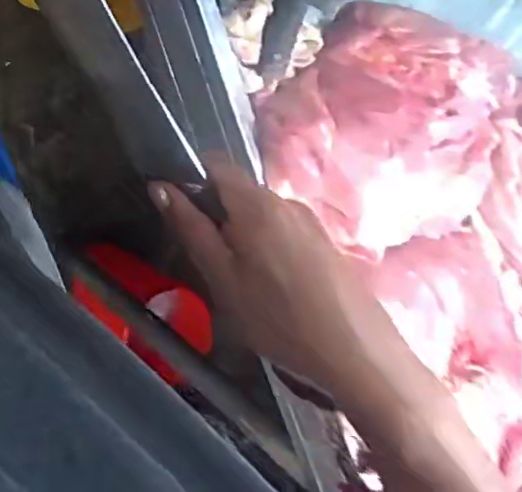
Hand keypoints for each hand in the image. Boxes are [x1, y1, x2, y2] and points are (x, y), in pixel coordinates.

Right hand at [153, 154, 406, 393]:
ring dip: (245, 233)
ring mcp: (312, 221)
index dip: (191, 177)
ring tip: (244, 280)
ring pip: (263, 213)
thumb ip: (190, 226)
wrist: (362, 358)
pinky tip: (277, 288)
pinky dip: (271, 247)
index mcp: (255, 200)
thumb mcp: (222, 276)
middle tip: (211, 258)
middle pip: (239, 190)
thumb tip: (159, 185)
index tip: (182, 211)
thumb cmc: (279, 317)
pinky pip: (286, 231)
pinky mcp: (329, 244)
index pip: (214, 162)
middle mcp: (285, 199)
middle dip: (219, 213)